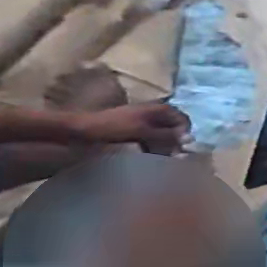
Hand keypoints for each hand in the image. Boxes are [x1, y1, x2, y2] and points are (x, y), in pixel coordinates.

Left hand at [68, 104, 191, 154]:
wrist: (75, 129)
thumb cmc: (110, 127)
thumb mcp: (141, 131)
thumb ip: (166, 135)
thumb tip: (191, 140)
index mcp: (160, 109)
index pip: (184, 121)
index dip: (185, 135)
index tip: (181, 150)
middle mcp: (155, 112)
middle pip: (173, 128)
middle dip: (174, 142)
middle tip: (172, 157)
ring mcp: (142, 120)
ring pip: (161, 134)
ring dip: (163, 145)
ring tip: (159, 158)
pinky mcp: (132, 129)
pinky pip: (149, 137)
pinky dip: (151, 146)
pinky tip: (147, 154)